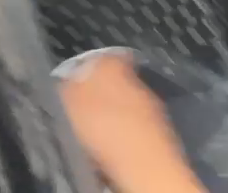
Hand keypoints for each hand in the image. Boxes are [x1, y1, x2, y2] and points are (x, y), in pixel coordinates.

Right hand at [57, 53, 207, 192]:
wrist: (148, 172)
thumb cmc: (102, 128)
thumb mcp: (68, 102)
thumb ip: (65, 85)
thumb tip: (63, 80)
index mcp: (112, 66)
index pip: (104, 54)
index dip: (91, 62)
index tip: (79, 73)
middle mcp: (136, 81)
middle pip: (117, 79)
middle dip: (102, 90)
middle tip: (83, 104)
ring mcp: (154, 109)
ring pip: (128, 103)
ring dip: (115, 113)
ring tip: (97, 129)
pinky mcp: (163, 136)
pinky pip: (138, 127)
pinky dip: (127, 133)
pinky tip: (115, 146)